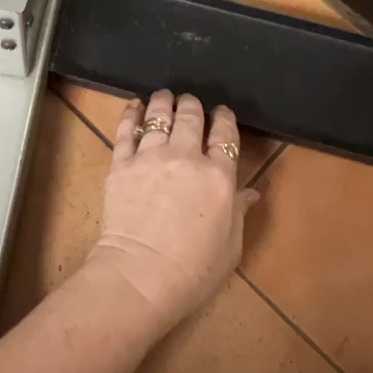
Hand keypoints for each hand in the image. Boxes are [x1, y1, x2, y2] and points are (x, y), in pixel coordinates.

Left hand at [85, 90, 259, 329]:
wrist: (142, 276)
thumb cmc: (194, 270)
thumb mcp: (230, 245)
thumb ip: (238, 211)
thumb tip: (251, 192)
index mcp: (219, 176)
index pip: (225, 135)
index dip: (224, 118)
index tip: (221, 112)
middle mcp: (186, 157)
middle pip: (191, 117)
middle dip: (192, 105)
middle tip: (190, 101)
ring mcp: (151, 157)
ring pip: (158, 116)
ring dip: (164, 102)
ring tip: (164, 96)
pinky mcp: (121, 164)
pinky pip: (127, 130)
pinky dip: (132, 114)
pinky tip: (134, 106)